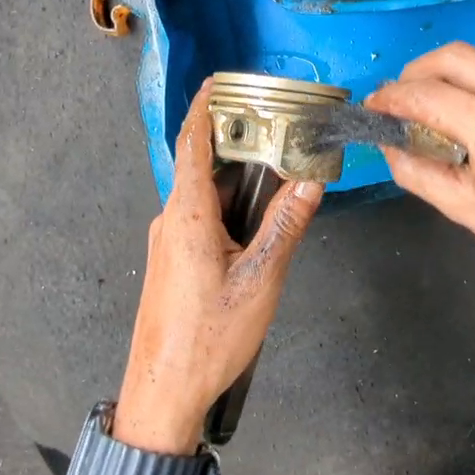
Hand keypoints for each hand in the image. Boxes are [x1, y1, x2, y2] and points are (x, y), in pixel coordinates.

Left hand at [115, 80, 324, 453]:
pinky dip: (228, 209)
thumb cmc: (211, 336)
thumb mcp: (261, 278)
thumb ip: (286, 224)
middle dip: (240, 146)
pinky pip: (200, 219)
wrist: (162, 394)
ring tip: (280, 180)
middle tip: (280, 133)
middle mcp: (171, 218)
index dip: (206, 107)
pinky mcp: (171, 263)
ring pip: (205, 196)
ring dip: (238, 184)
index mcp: (188, 213)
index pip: (193, 143)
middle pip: (204, 167)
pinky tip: (256, 228)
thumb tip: (312, 178)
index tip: (222, 80)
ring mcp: (167, 242)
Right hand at [366, 43, 474, 342]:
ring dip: (458, 76)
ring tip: (445, 103)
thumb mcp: (462, 210)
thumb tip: (386, 138)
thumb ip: (415, 168)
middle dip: (419, 72)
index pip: (430, 94)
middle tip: (404, 96)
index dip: (393, 96)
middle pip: (456, 57)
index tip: (375, 105)